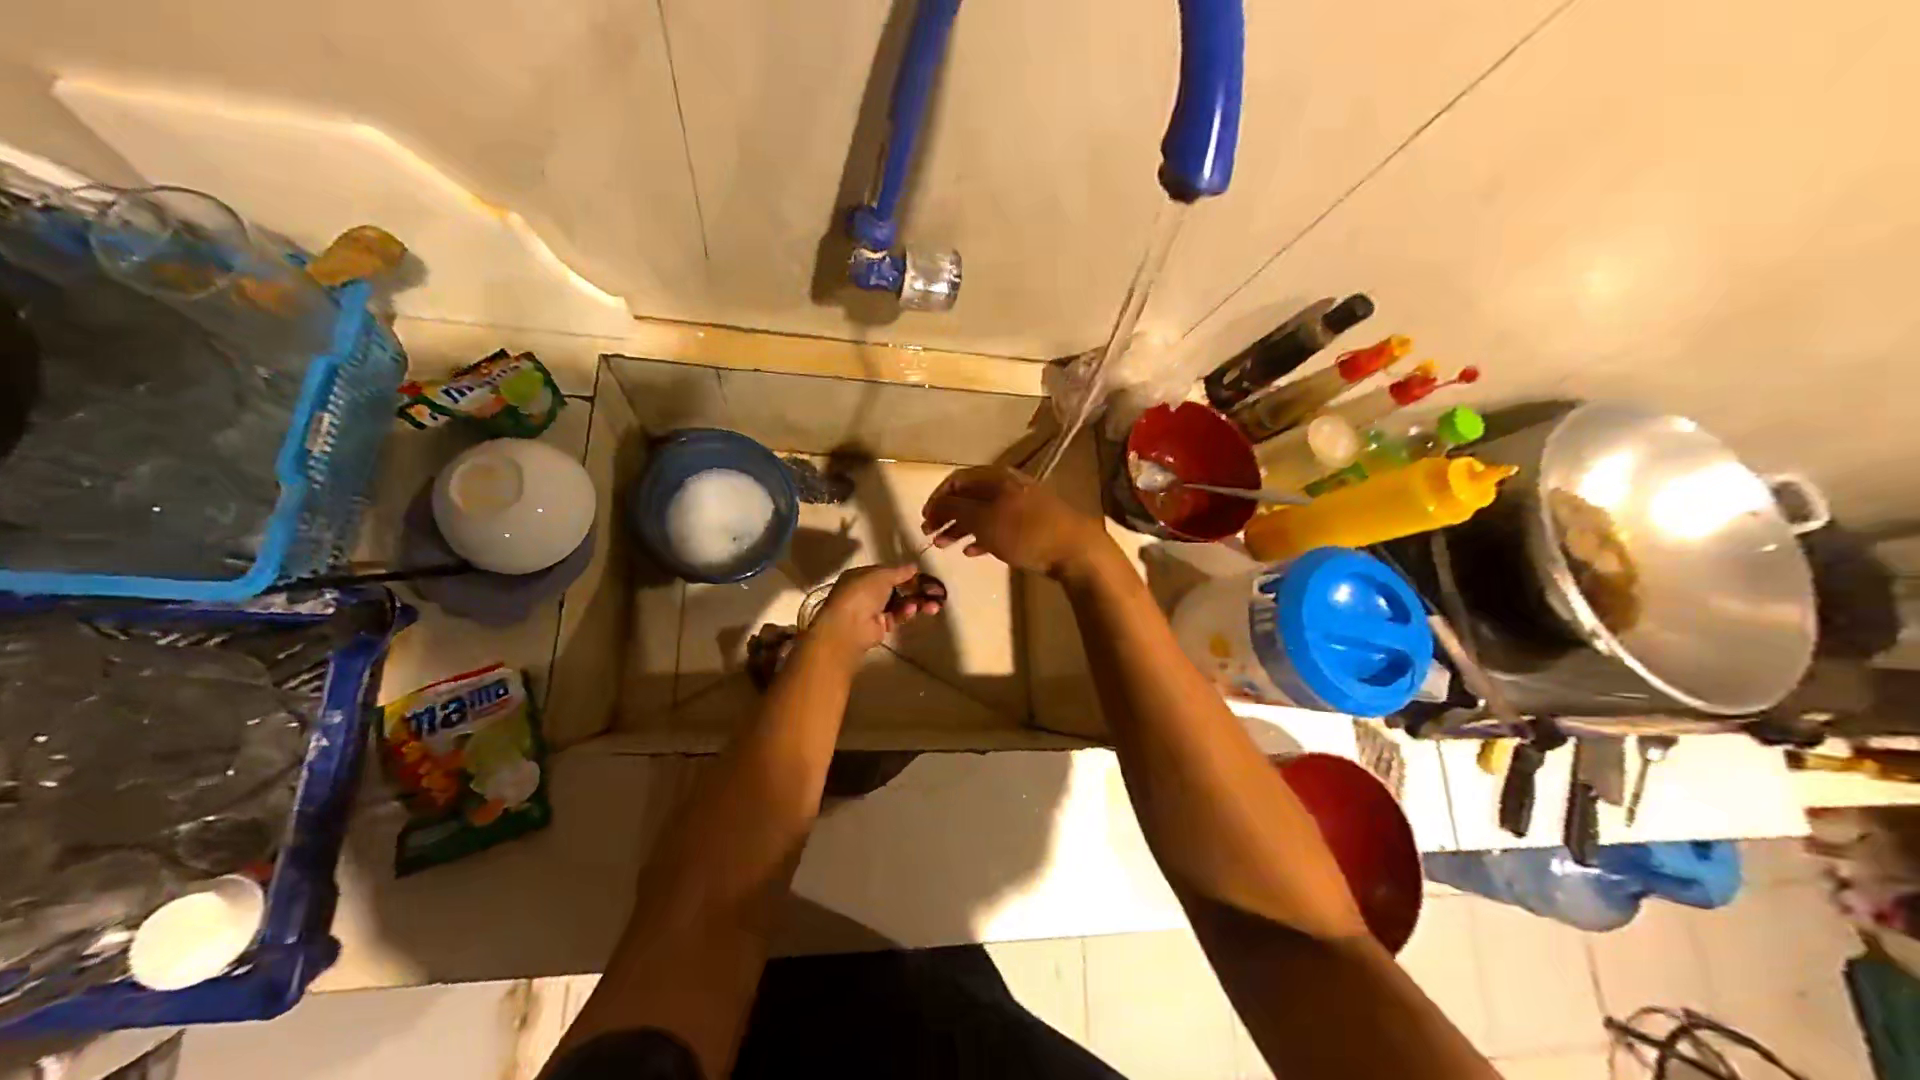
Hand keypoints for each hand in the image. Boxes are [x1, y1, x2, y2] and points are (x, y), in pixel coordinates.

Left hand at [809, 564, 940, 657]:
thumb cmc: (861, 593)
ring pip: (900, 603)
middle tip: (936, 591)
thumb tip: (914, 566)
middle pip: (896, 588)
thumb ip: (899, 571)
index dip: (904, 573)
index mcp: (862, 575)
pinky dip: (906, 612)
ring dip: (916, 602)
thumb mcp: (881, 575)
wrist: (848, 626)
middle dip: (916, 589)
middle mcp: (866, 592)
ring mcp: (873, 610)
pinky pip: (897, 616)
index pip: (887, 572)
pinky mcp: (880, 626)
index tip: (922, 575)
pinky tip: (913, 610)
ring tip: (933, 605)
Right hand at [920, 466, 1112, 578]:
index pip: (957, 480)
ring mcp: (1021, 506)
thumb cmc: (1025, 532)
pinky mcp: (1031, 526)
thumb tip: (937, 503)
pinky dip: (981, 537)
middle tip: (930, 534)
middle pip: (969, 497)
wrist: (1075, 550)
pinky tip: (971, 552)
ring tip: (944, 545)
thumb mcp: (983, 520)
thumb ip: (956, 509)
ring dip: (961, 528)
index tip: (924, 518)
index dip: (937, 498)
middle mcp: (1008, 486)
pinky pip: (999, 527)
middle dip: (947, 514)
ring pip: (983, 513)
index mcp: (996, 478)